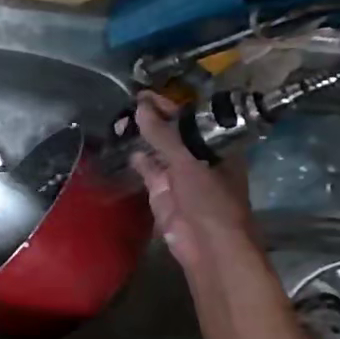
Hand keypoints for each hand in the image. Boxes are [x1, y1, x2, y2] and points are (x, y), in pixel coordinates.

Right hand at [129, 92, 257, 270]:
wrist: (207, 245)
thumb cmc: (210, 198)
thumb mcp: (188, 161)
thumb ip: (163, 134)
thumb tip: (140, 107)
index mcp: (218, 146)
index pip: (193, 118)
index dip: (171, 105)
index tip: (147, 93)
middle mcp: (200, 158)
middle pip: (174, 133)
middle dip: (154, 119)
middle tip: (130, 101)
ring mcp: (180, 176)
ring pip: (159, 150)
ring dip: (143, 136)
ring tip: (121, 118)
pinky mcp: (163, 192)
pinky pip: (149, 170)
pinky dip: (138, 159)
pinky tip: (125, 144)